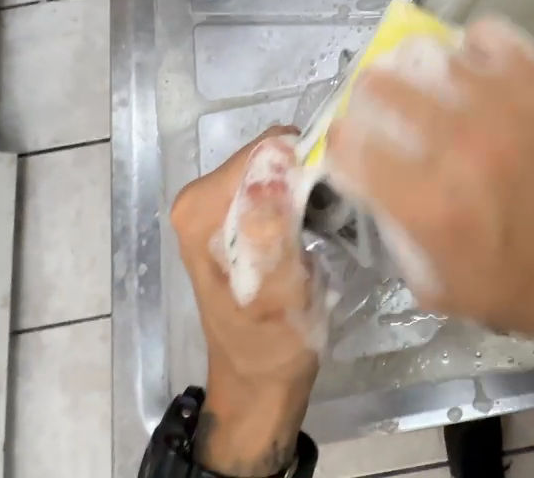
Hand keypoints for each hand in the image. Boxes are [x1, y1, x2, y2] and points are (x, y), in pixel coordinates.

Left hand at [171, 129, 319, 475]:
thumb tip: (280, 169)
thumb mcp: (278, 292)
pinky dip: (300, 197)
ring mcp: (215, 206)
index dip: (306, 163)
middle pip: (270, 155)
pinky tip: (314, 225)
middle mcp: (200, 198)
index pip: (265, 150)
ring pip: (275, 168)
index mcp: (201, 208)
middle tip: (332, 213)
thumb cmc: (271, 343)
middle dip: (306, 174)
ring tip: (327, 221)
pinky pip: (273, 185)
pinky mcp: (232, 216)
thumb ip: (272, 230)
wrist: (259, 384)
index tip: (334, 193)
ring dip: (307, 187)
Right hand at [324, 17, 533, 341]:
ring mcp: (506, 104)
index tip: (350, 147)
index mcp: (432, 205)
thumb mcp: (443, 291)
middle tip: (384, 114)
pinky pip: (486, 33)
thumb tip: (369, 179)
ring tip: (428, 90)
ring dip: (415, 72)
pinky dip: (470, 46)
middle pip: (378, 87)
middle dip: (368, 101)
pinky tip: (474, 70)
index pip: (350, 145)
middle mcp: (463, 145)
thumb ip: (394, 234)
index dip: (340, 143)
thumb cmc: (531, 287)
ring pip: (427, 53)